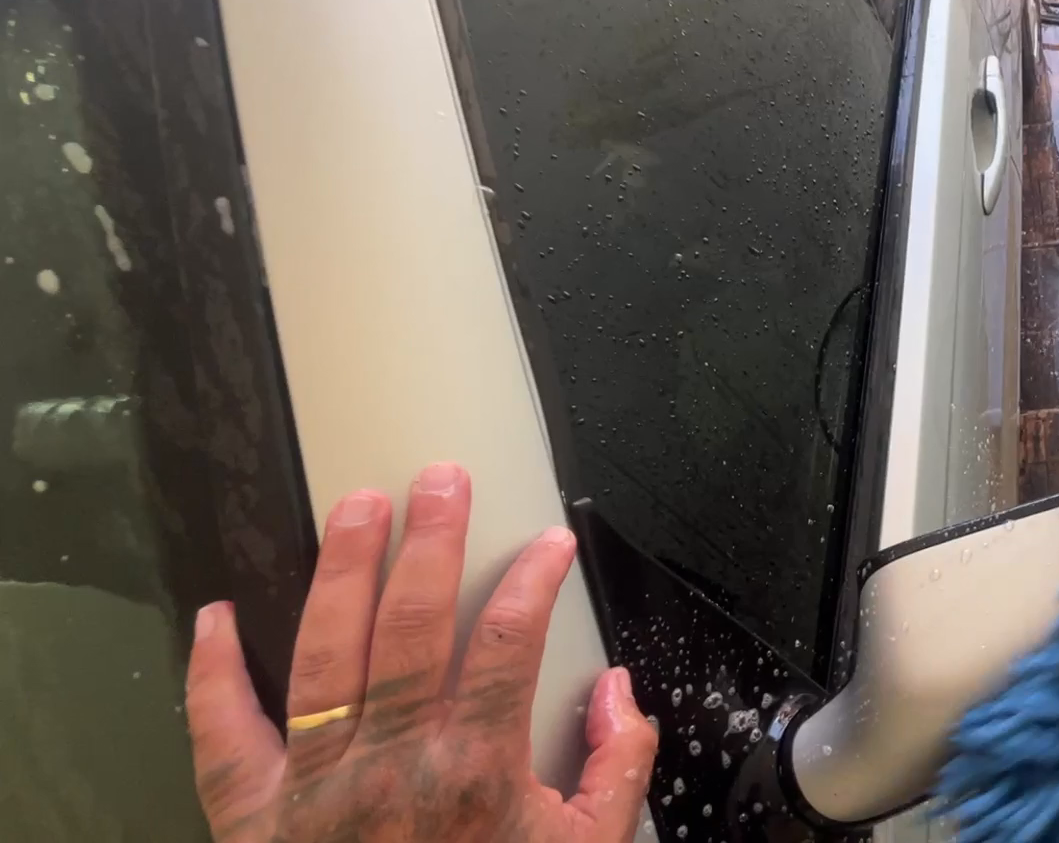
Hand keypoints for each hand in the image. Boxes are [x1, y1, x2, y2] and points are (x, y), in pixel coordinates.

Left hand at [185, 463, 655, 841]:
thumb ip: (618, 762)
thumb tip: (615, 688)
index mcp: (477, 769)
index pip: (511, 641)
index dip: (534, 579)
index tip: (552, 541)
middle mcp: (392, 764)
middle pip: (411, 628)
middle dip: (430, 544)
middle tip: (441, 481)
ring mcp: (314, 789)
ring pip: (325, 659)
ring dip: (342, 575)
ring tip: (358, 508)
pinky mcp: (253, 821)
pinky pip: (220, 742)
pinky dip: (209, 678)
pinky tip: (212, 618)